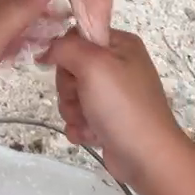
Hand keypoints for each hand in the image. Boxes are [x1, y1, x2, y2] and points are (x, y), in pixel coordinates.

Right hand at [41, 29, 188, 187]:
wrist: (147, 157)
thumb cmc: (121, 105)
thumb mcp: (92, 64)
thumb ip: (65, 48)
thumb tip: (46, 50)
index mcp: (120, 45)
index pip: (77, 37)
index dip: (67, 54)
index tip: (72, 71)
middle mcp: (118, 66)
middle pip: (71, 68)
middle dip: (69, 89)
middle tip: (83, 99)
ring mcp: (113, 95)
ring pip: (72, 95)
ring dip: (73, 111)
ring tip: (89, 121)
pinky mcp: (108, 119)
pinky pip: (79, 116)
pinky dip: (80, 127)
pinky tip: (91, 135)